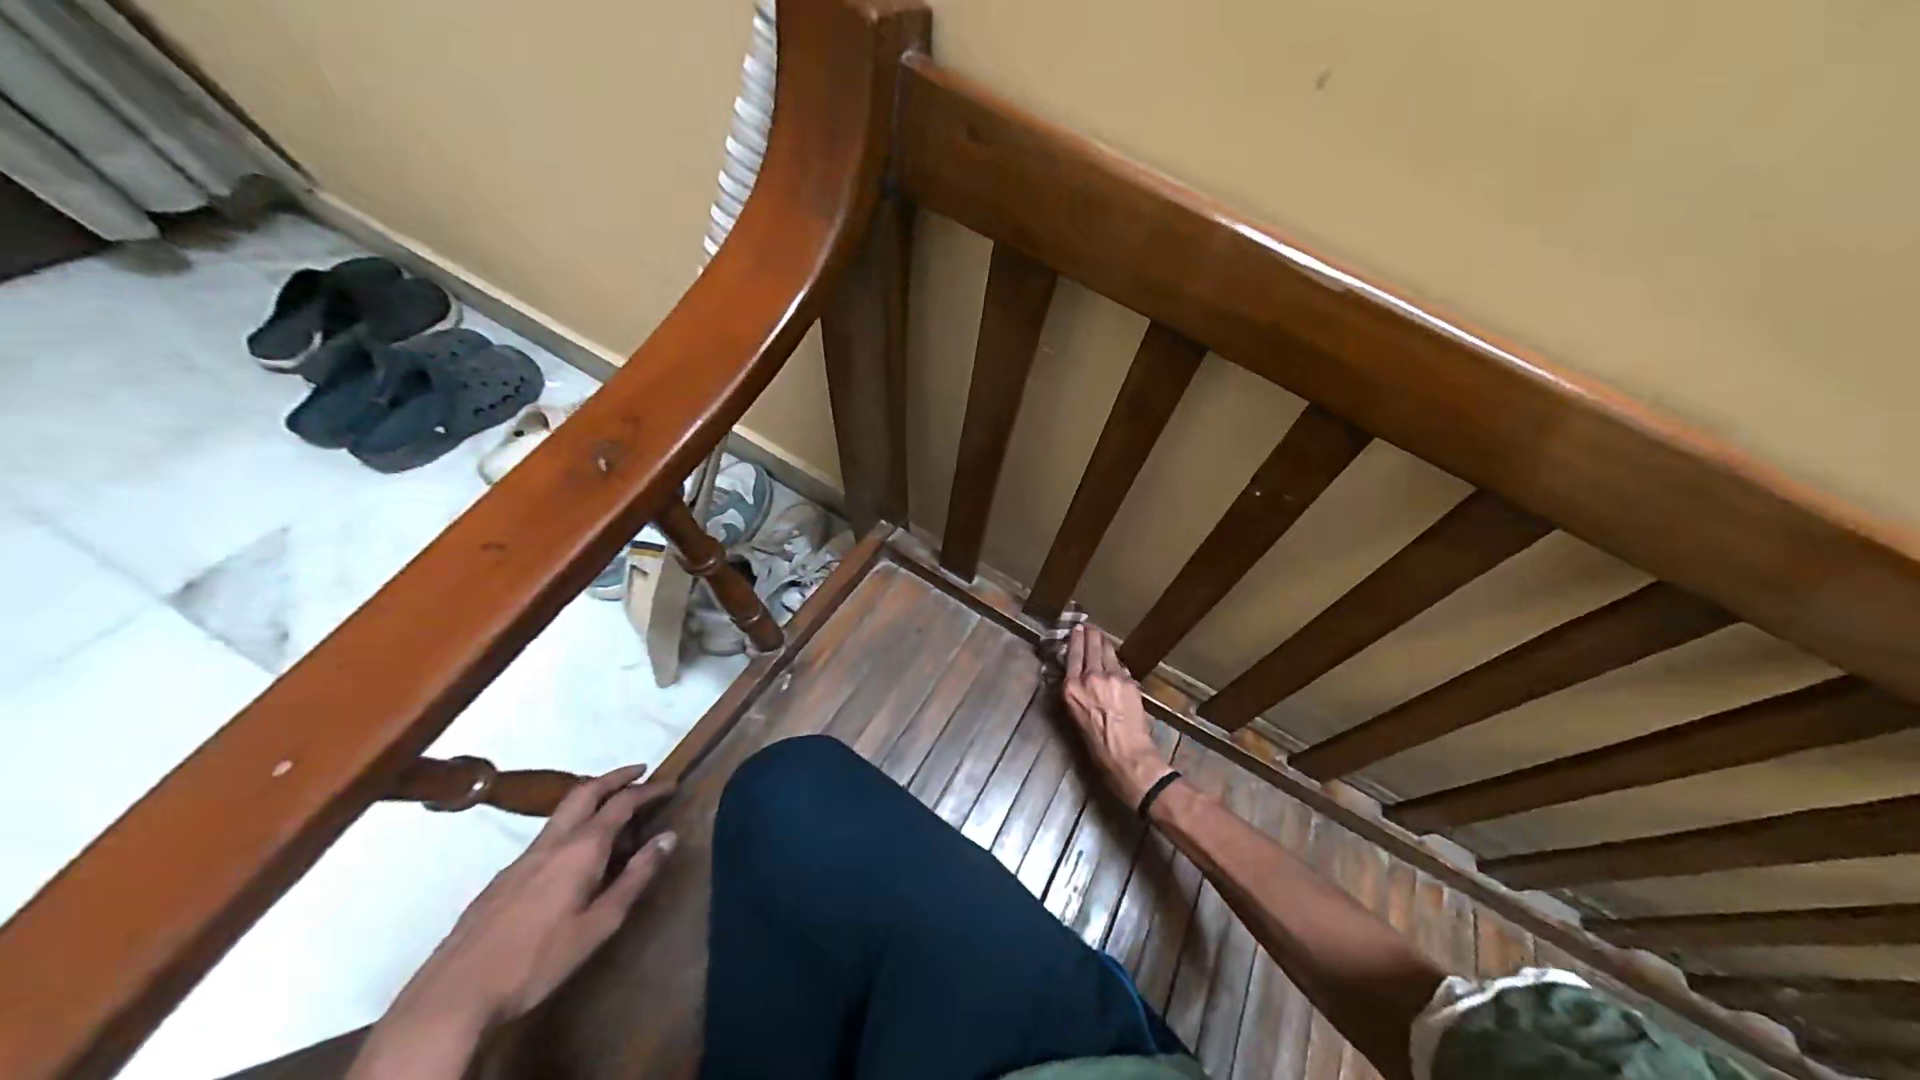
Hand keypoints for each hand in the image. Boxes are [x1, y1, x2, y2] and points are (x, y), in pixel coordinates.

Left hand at [392, 764, 677, 1025]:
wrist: (455, 994)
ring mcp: (524, 858)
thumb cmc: (538, 960)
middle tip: (640, 772)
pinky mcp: (505, 877)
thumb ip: (636, 877)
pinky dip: (574, 825)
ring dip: (593, 799)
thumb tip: (668, 837)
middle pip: (585, 792)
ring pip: (563, 812)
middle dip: (615, 777)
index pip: (622, 804)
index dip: (649, 790)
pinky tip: (577, 856)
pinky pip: (548, 835)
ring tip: (614, 811)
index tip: (671, 785)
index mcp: (581, 849)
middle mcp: (553, 842)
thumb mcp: (600, 924)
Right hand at [1061, 625, 1171, 806]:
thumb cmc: (1096, 745)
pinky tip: (1115, 660)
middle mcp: (1090, 678)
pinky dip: (1116, 661)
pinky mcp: (1130, 683)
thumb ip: (1075, 693)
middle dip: (1091, 634)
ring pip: (1108, 652)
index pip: (1073, 654)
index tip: (1077, 628)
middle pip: (1091, 646)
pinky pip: (1121, 666)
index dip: (1076, 639)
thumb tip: (1079, 679)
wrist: (1127, 756)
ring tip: (1101, 635)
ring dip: (1104, 642)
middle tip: (1090, 626)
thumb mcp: (1074, 716)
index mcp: (1072, 688)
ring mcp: (1113, 678)